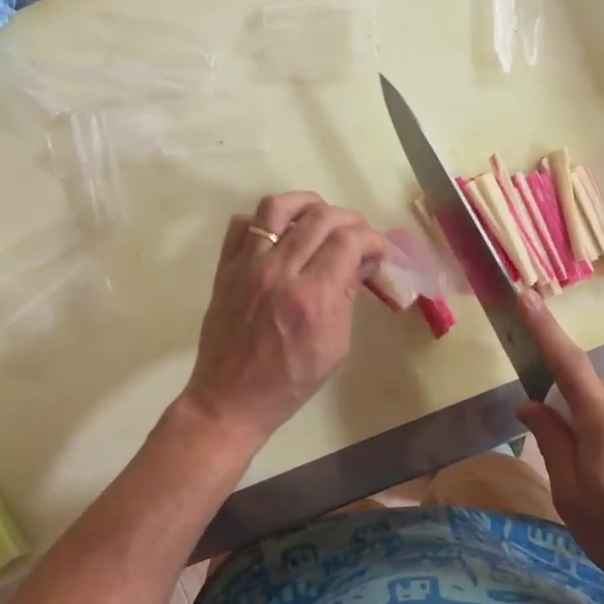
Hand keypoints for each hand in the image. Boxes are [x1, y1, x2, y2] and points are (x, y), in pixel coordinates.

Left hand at [178, 193, 387, 449]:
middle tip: (358, 237)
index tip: (377, 252)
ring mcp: (247, 266)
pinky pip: (242, 225)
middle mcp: (279, 271)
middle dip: (349, 220)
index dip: (372, 239)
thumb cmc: (290, 382)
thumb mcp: (335, 347)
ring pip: (278, 207)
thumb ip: (347, 298)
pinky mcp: (225, 268)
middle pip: (320, 218)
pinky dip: (265, 221)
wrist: (231, 398)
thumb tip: (359, 263)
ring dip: (306, 204)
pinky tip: (280, 234)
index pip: (349, 241)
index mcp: (312, 297)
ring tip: (320, 218)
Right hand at [513, 291, 603, 603]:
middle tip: (550, 448)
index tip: (526, 297)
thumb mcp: (572, 499)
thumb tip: (530, 404)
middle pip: (586, 387)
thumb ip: (551, 443)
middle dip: (561, 402)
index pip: (567, 365)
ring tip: (587, 478)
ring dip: (585, 423)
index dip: (544, 330)